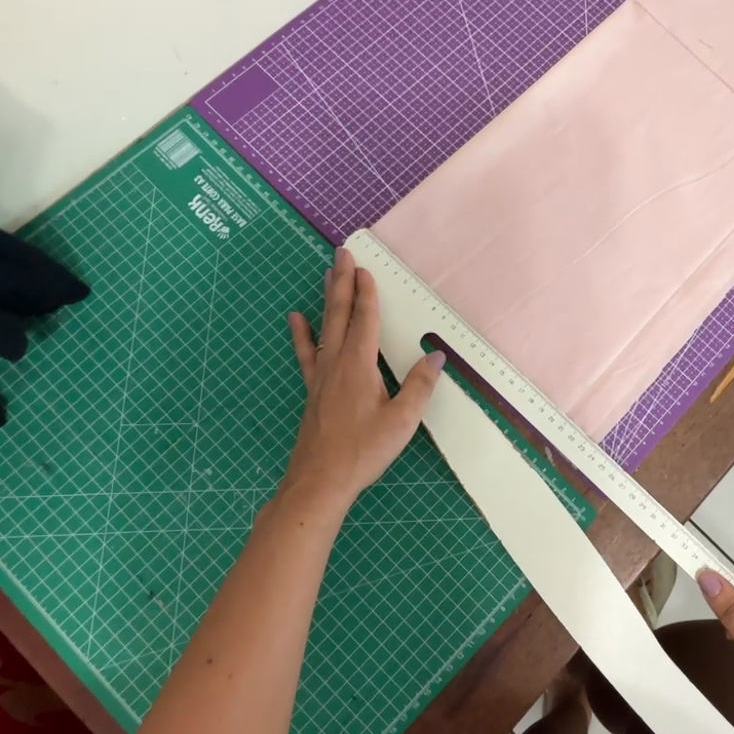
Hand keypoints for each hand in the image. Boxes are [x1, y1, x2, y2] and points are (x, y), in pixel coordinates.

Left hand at [283, 247, 444, 506]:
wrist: (319, 481)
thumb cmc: (363, 450)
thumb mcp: (401, 420)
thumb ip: (419, 385)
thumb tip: (436, 354)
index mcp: (359, 366)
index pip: (365, 320)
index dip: (366, 293)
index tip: (364, 267)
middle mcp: (336, 363)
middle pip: (339, 314)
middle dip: (342, 282)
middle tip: (341, 253)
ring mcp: (320, 375)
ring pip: (323, 326)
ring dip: (326, 298)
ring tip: (325, 273)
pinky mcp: (313, 389)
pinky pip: (307, 352)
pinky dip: (302, 332)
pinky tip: (296, 318)